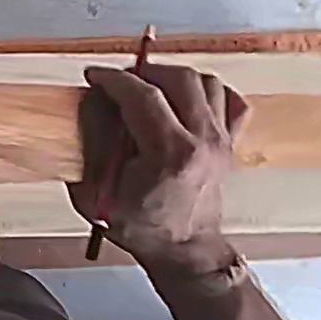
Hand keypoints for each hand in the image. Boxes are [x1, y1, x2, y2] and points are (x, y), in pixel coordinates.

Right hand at [67, 64, 248, 275]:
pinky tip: (184, 97)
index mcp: (168, 153)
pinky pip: (230, 100)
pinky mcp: (230, 143)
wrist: (183, 248)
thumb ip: (90, 150)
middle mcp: (203, 140)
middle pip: (179, 79)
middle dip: (143, 71)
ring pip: (206, 82)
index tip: (93, 75)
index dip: (114, 79)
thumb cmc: (136, 226)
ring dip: (173, 77)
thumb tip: (90, 111)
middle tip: (118, 79)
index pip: (143, 97)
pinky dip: (207, 91)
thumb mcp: (94, 194)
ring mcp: (222, 140)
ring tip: (147, 85)